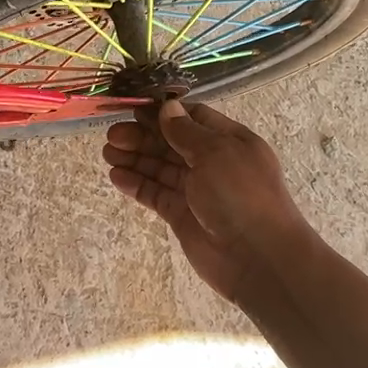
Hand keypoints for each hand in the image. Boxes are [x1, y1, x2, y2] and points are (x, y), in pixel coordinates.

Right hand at [102, 100, 310, 301]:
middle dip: (142, 136)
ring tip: (107, 153)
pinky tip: (116, 176)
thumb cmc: (241, 195)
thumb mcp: (216, 152)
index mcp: (229, 141)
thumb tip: (166, 107)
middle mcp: (213, 163)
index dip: (164, 113)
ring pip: (159, 168)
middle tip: (113, 135)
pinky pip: (155, 194)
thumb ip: (185, 131)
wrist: (259, 259)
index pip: (192, 118)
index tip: (134, 110)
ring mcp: (196, 190)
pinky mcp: (182, 215)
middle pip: (171, 143)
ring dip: (134, 158)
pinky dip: (136, 184)